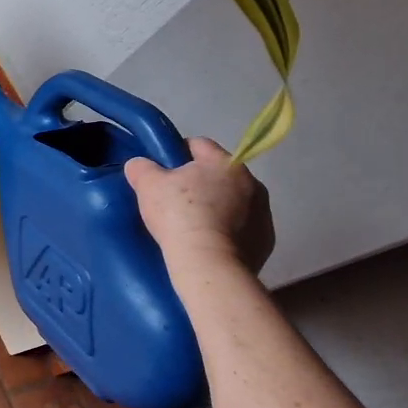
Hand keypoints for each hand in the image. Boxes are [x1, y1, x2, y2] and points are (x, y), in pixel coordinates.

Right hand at [125, 138, 274, 272]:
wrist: (209, 263)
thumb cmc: (179, 214)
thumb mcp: (147, 183)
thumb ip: (141, 166)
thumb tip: (142, 165)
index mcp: (226, 163)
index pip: (198, 144)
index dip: (175, 152)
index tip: (161, 169)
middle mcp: (253, 183)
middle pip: (217, 174)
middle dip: (197, 181)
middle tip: (172, 197)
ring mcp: (264, 213)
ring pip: (232, 200)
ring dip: (215, 205)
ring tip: (191, 223)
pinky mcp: (266, 240)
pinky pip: (242, 226)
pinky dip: (226, 229)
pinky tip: (207, 240)